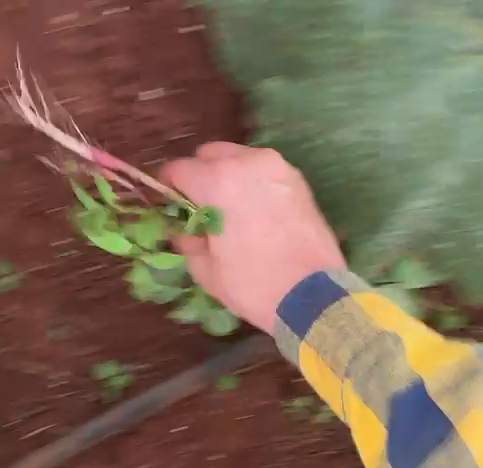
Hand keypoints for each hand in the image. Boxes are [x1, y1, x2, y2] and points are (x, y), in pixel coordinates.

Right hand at [162, 143, 346, 333]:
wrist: (313, 297)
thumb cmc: (255, 287)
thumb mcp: (209, 272)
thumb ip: (188, 244)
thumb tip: (183, 233)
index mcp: (217, 182)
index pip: (179, 170)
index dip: (168, 187)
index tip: (169, 204)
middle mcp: (247, 163)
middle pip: (210, 155)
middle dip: (200, 176)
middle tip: (200, 208)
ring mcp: (277, 168)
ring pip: (240, 159)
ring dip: (228, 176)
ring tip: (230, 210)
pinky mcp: (299, 181)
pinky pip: (265, 172)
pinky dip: (254, 184)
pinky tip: (255, 213)